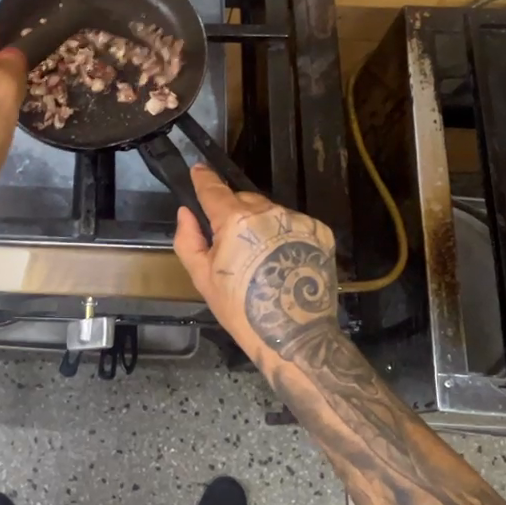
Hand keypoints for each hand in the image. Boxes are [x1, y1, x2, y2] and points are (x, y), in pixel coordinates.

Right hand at [173, 165, 338, 359]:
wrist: (295, 335)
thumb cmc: (241, 309)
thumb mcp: (203, 279)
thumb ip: (188, 240)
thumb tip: (186, 213)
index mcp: (235, 221)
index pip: (214, 189)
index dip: (203, 178)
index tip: (198, 169)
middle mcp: (268, 212)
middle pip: (243, 200)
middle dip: (232, 212)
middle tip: (229, 243)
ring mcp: (297, 220)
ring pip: (269, 212)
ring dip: (259, 224)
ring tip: (258, 258)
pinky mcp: (319, 231)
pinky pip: (291, 223)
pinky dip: (282, 234)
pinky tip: (279, 259)